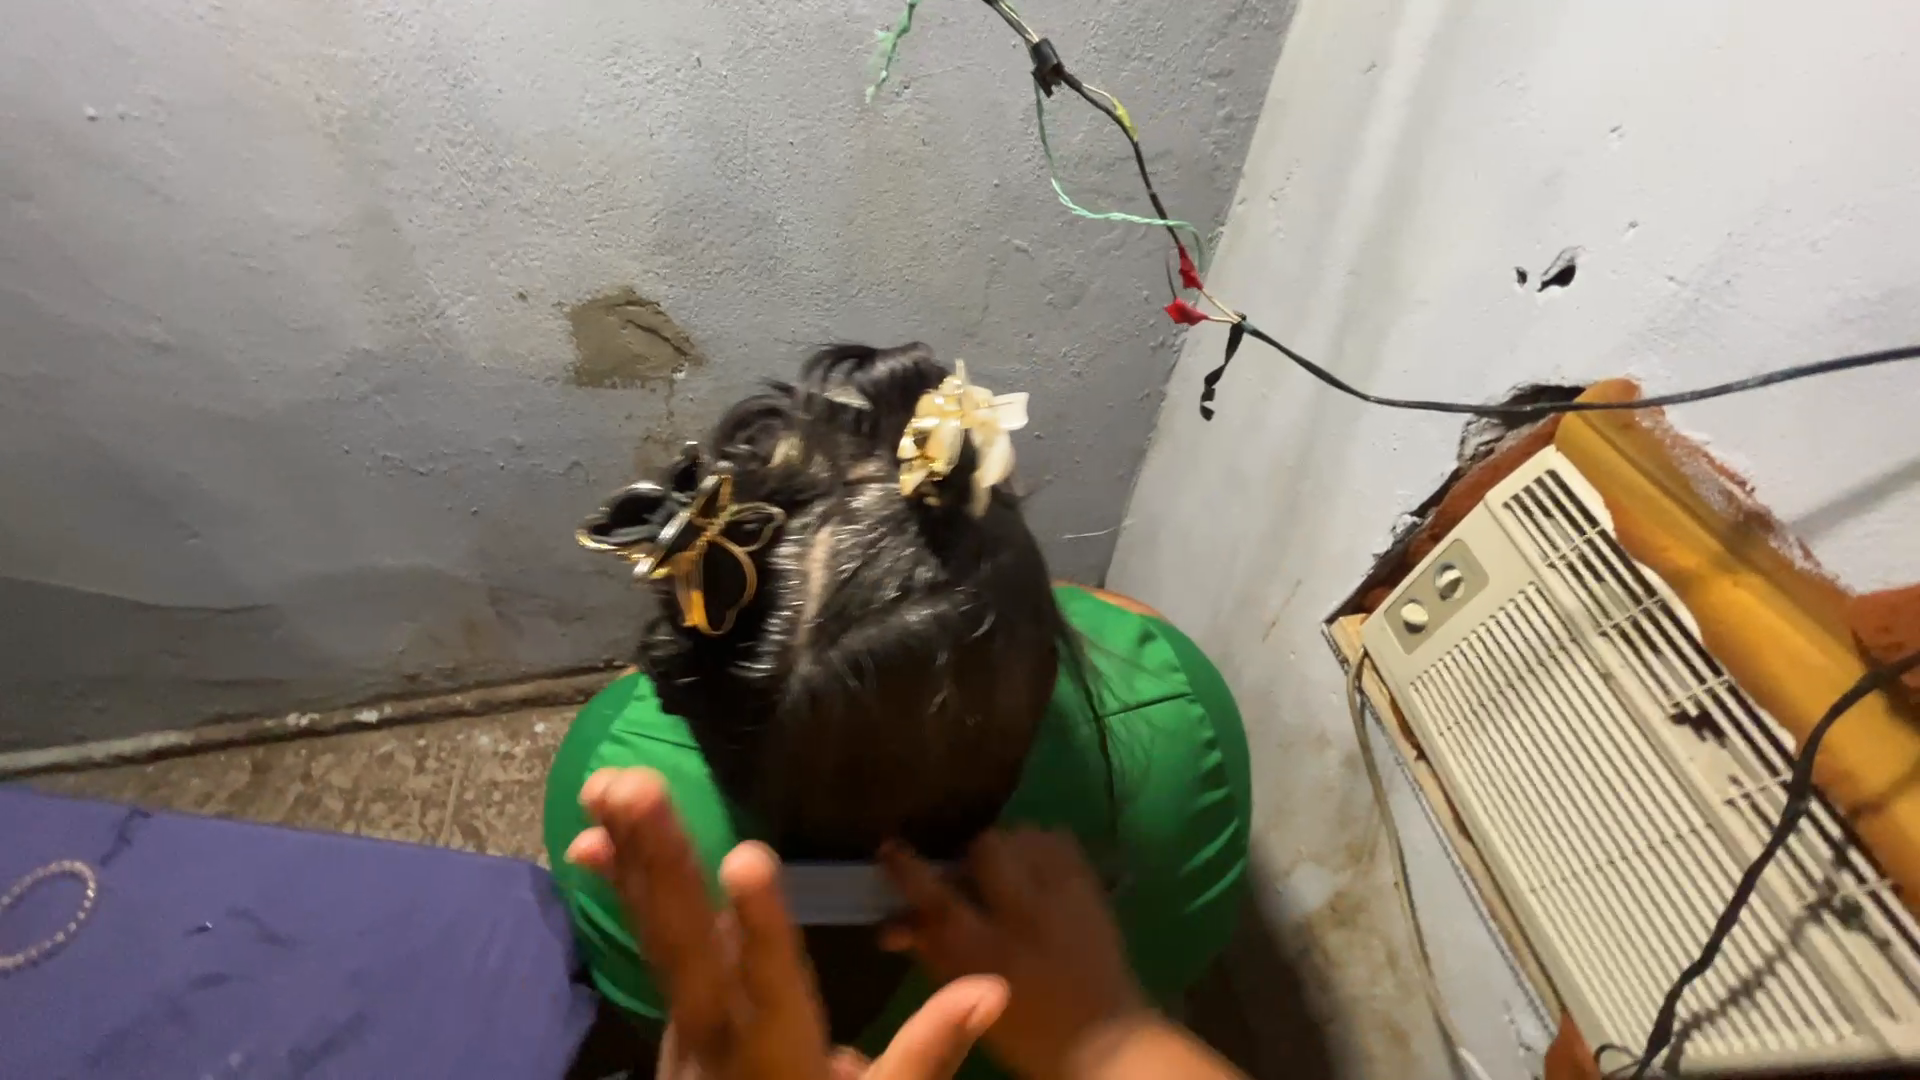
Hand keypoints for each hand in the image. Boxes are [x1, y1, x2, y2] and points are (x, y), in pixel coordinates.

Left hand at [567, 767, 1008, 1079]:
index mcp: (776, 1046)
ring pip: (653, 926)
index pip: (770, 980)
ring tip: (606, 785)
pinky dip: (616, 881)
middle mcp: (715, 1021)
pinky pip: (641, 932)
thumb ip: (928, 1050)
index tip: (749, 859)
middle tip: (637, 788)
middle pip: (687, 941)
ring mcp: (682, 1008)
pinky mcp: (671, 996)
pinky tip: (588, 839)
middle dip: (665, 860)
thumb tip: (993, 987)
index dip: (759, 925)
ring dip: (630, 853)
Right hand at [879, 829, 1154, 1078]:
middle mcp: (1025, 915)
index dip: (909, 870)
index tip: (889, 847)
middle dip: (971, 852)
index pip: (938, 899)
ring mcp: (1063, 893)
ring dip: (1008, 845)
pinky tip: (1037, 867)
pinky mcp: (1089, 882)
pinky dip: (1039, 844)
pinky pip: (1056, 836)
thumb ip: (928, 950)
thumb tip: (889, 922)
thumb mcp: (968, 992)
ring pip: (1022, 834)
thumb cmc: (1024, 1024)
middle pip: (985, 847)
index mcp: (987, 953)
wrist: (1103, 1037)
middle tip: (971, 872)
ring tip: (1009, 870)